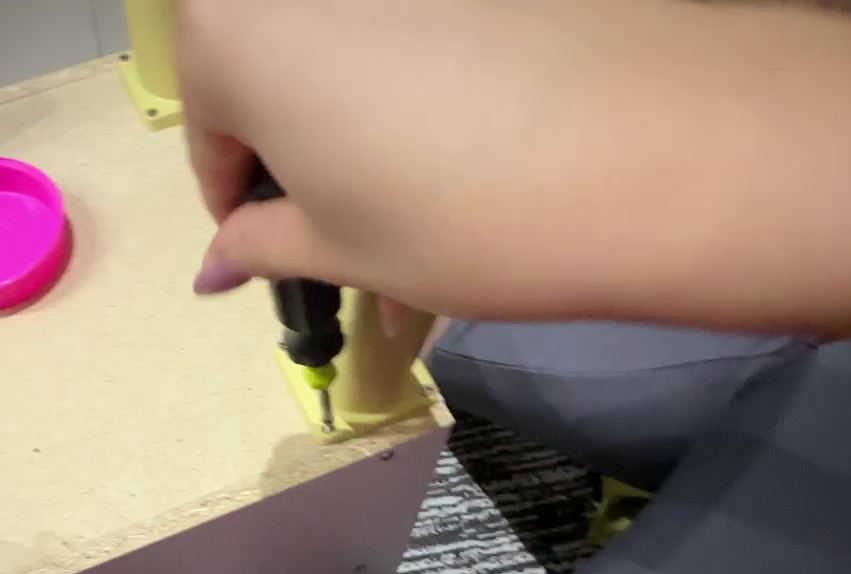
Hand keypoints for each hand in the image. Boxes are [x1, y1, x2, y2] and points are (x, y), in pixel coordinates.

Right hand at [178, 0, 718, 319]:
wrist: (644, 150)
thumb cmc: (448, 219)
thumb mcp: (338, 250)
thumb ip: (258, 247)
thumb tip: (209, 270)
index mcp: (233, 31)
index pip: (206, 130)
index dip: (234, 201)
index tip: (267, 245)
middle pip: (271, 77)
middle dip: (296, 158)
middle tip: (344, 223)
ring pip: (344, 51)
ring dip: (357, 126)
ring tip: (412, 199)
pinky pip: (410, 26)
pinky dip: (414, 81)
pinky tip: (459, 136)